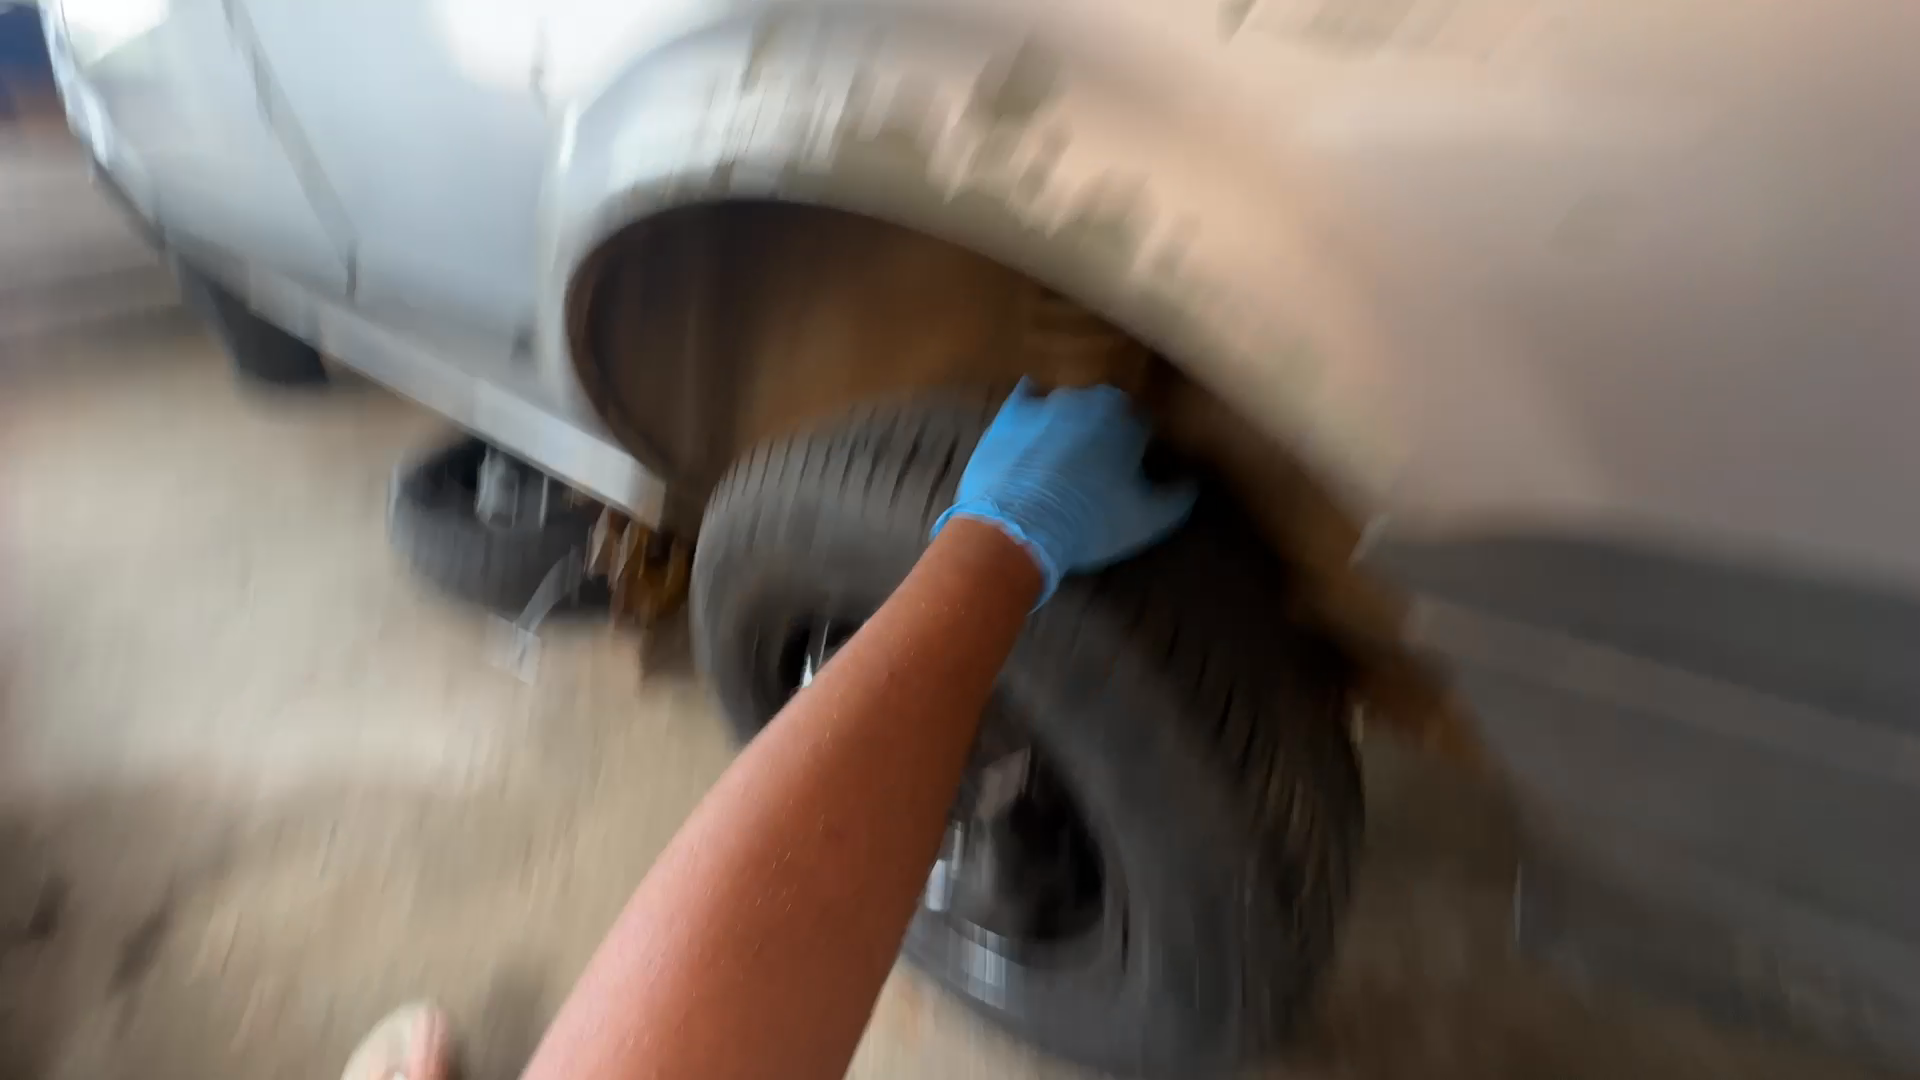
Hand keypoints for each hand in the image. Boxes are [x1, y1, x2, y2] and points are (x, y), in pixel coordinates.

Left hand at [932, 379, 1196, 603]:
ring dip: (1066, 425)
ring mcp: (1045, 401)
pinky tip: (1027, 435)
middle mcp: (1089, 396)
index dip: (1138, 449)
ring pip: (1064, 406)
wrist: (1018, 528)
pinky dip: (1030, 415)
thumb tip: (1192, 481)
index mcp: (1128, 416)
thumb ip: (1179, 495)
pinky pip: (1024, 403)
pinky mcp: (1007, 414)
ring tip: (1058, 462)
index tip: (1130, 472)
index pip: (1143, 424)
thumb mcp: (1150, 519)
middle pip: (1103, 410)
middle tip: (1095, 469)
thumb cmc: (1092, 522)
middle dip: (1102, 433)